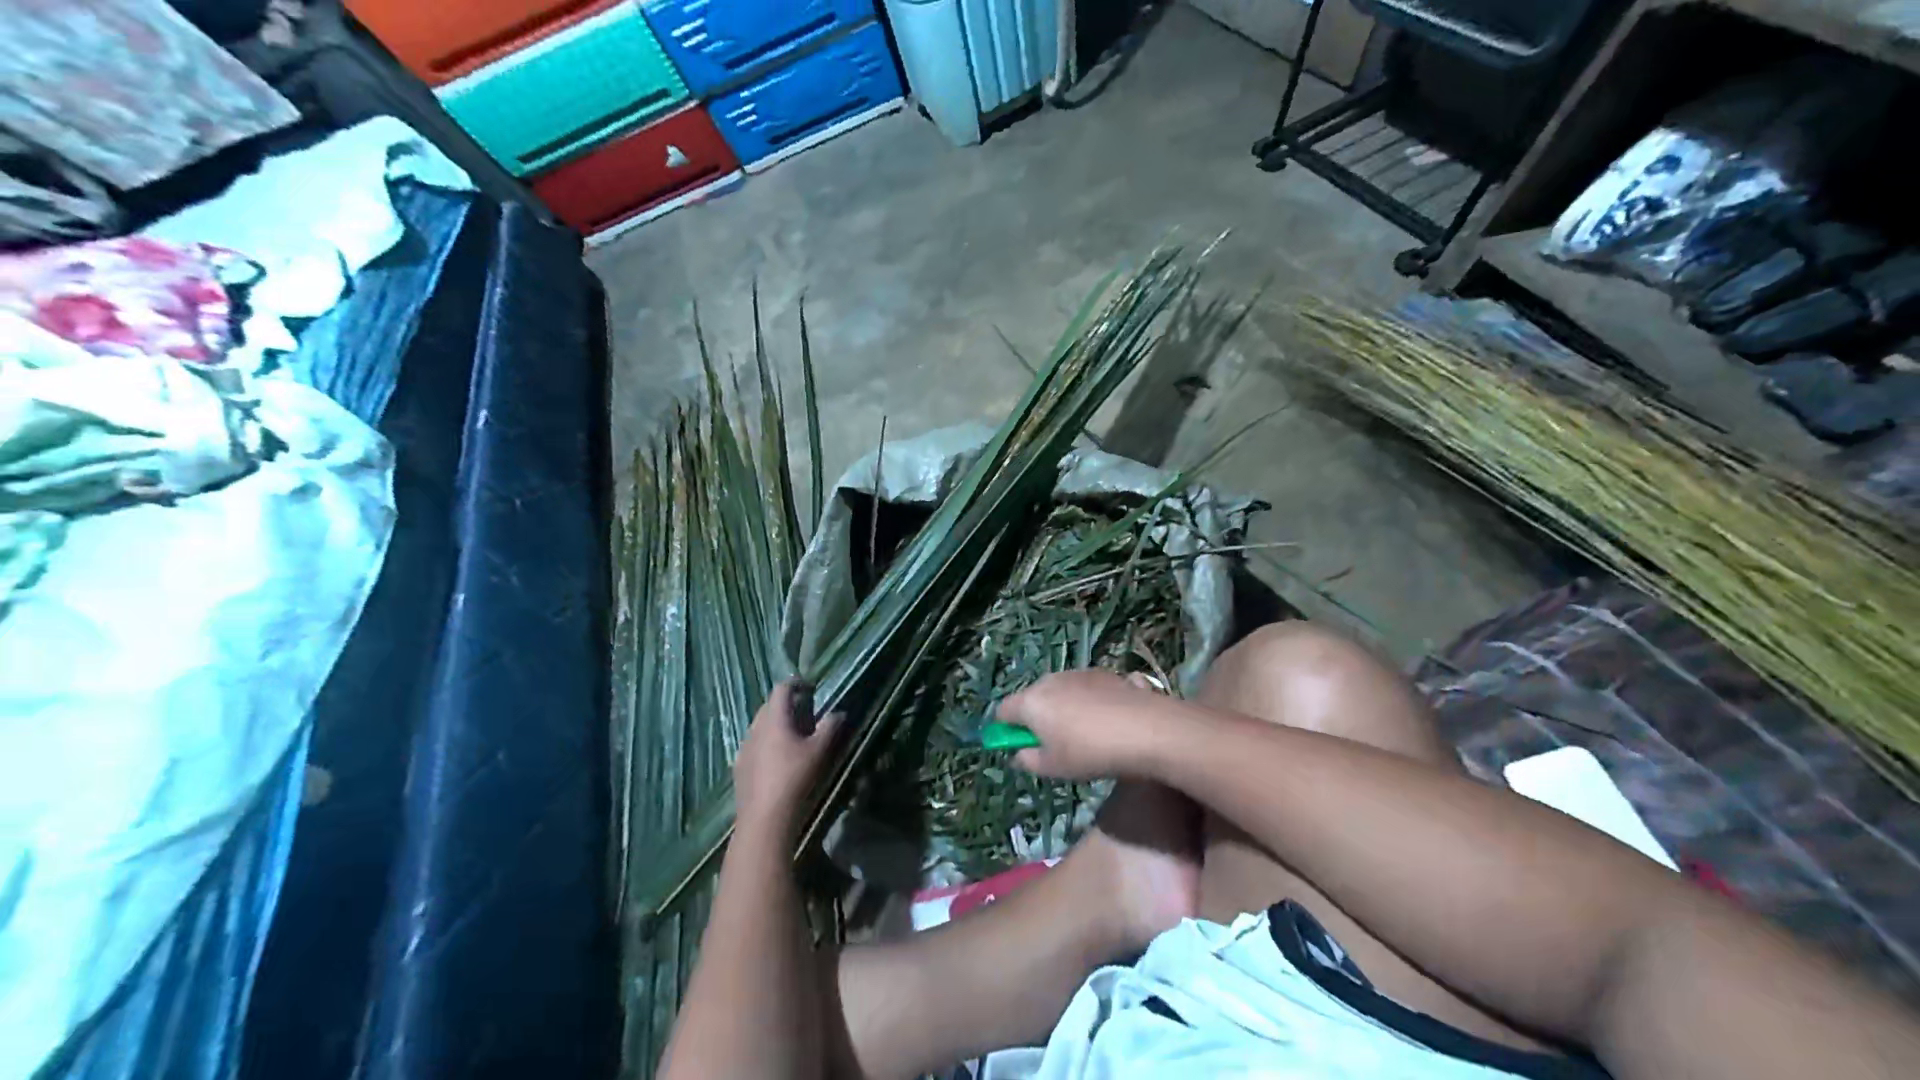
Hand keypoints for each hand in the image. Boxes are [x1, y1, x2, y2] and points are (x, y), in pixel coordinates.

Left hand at [733, 679, 841, 839]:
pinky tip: (776, 760)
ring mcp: (743, 747)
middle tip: (806, 713)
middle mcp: (755, 728)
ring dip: (775, 725)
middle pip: (769, 706)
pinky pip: (753, 745)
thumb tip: (839, 712)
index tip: (811, 689)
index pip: (782, 688)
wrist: (765, 818)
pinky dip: (766, 743)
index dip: (797, 684)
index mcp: (774, 719)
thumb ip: (830, 727)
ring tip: (792, 738)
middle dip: (786, 704)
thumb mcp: (819, 751)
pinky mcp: (738, 766)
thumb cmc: (795, 778)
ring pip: (760, 726)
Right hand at [996, 670, 1168, 779]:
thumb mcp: (1055, 768)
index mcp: (1031, 702)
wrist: (1148, 729)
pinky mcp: (1106, 673)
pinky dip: (1090, 702)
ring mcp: (1080, 673)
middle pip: (1033, 698)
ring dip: (1064, 708)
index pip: (1003, 710)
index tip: (1019, 746)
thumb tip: (1020, 753)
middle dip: (1037, 718)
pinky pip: (1088, 690)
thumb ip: (1029, 760)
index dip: (1006, 729)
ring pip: (1061, 691)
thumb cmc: (1092, 752)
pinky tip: (1110, 722)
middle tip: (1054, 745)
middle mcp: (1051, 680)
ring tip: (1087, 735)